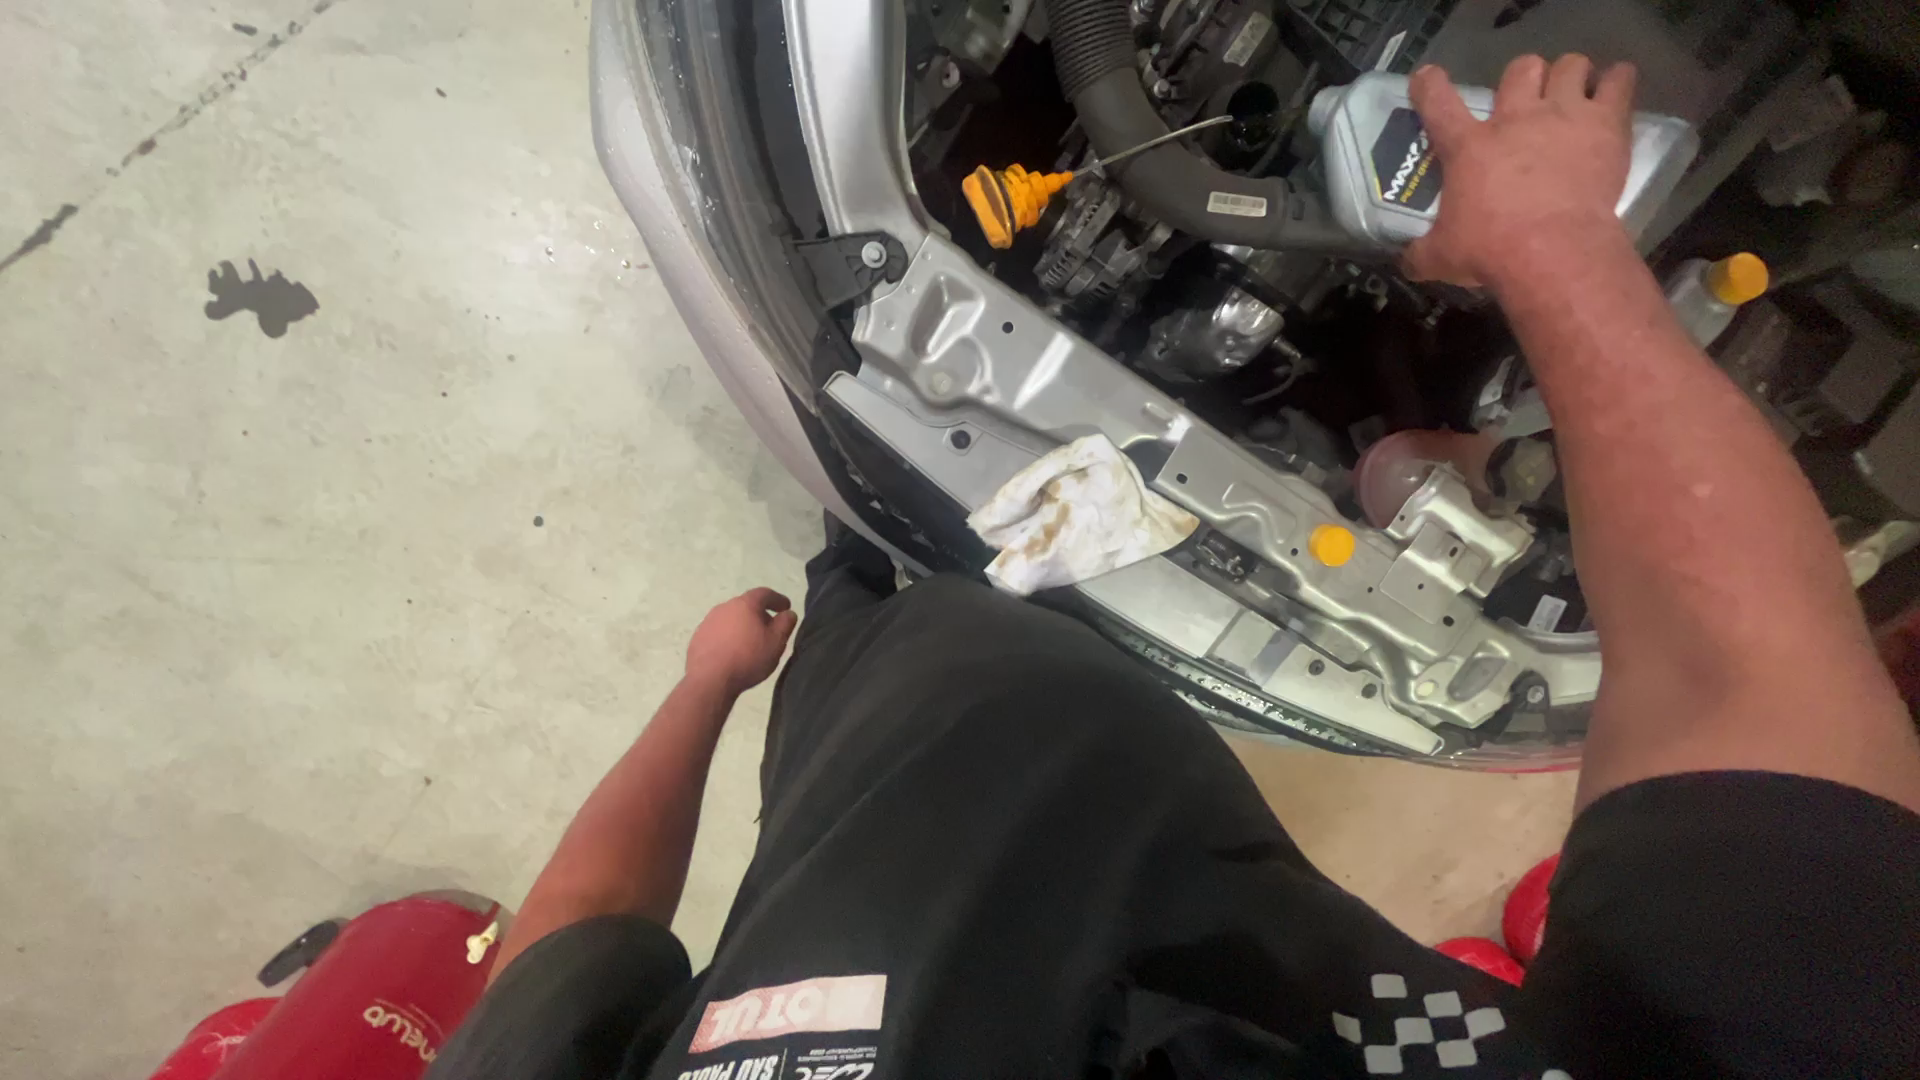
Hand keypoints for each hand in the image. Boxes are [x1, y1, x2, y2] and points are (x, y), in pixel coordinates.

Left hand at [685, 588, 798, 696]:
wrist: (710, 680)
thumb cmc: (748, 658)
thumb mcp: (776, 642)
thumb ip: (785, 624)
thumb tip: (788, 614)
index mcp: (745, 604)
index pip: (764, 593)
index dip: (777, 599)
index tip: (786, 608)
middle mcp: (724, 607)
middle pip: (746, 605)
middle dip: (759, 614)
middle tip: (769, 628)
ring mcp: (708, 622)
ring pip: (731, 619)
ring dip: (742, 626)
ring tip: (750, 643)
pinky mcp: (698, 638)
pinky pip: (718, 633)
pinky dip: (728, 638)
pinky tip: (732, 653)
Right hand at [1403, 54, 1636, 288]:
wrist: (1552, 251)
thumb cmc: (1487, 252)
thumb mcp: (1438, 257)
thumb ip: (1419, 252)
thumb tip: (1407, 260)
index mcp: (1468, 148)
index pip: (1439, 104)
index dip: (1429, 87)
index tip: (1427, 78)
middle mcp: (1516, 119)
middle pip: (1521, 68)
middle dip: (1521, 82)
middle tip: (1523, 104)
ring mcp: (1565, 115)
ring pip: (1570, 64)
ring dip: (1567, 77)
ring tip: (1569, 97)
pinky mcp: (1607, 122)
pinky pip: (1620, 78)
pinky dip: (1615, 81)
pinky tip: (1610, 95)